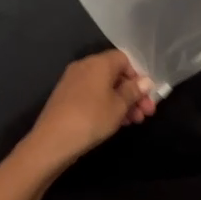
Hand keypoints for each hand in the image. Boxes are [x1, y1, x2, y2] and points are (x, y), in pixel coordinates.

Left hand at [23, 51, 157, 166]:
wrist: (53, 140)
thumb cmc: (92, 118)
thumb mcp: (119, 106)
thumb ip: (134, 91)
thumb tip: (146, 81)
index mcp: (98, 63)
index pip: (124, 59)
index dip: (138, 76)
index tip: (146, 96)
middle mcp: (84, 66)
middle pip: (115, 74)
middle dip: (132, 93)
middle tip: (146, 113)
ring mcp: (73, 82)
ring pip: (104, 87)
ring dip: (121, 102)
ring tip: (134, 122)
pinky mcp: (66, 97)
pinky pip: (92, 95)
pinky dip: (105, 105)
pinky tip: (115, 123)